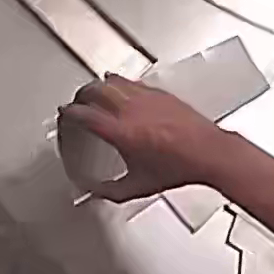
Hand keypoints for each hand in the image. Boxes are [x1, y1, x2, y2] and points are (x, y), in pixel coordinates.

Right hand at [58, 75, 246, 201]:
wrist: (208, 153)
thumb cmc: (179, 167)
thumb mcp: (139, 186)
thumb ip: (111, 191)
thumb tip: (97, 192)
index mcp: (121, 131)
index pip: (84, 114)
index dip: (69, 113)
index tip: (65, 114)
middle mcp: (131, 110)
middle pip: (94, 91)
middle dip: (80, 95)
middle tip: (76, 102)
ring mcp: (146, 98)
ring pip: (112, 81)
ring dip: (98, 86)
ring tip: (94, 91)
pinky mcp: (159, 93)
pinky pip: (132, 82)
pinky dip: (120, 83)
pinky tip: (122, 88)